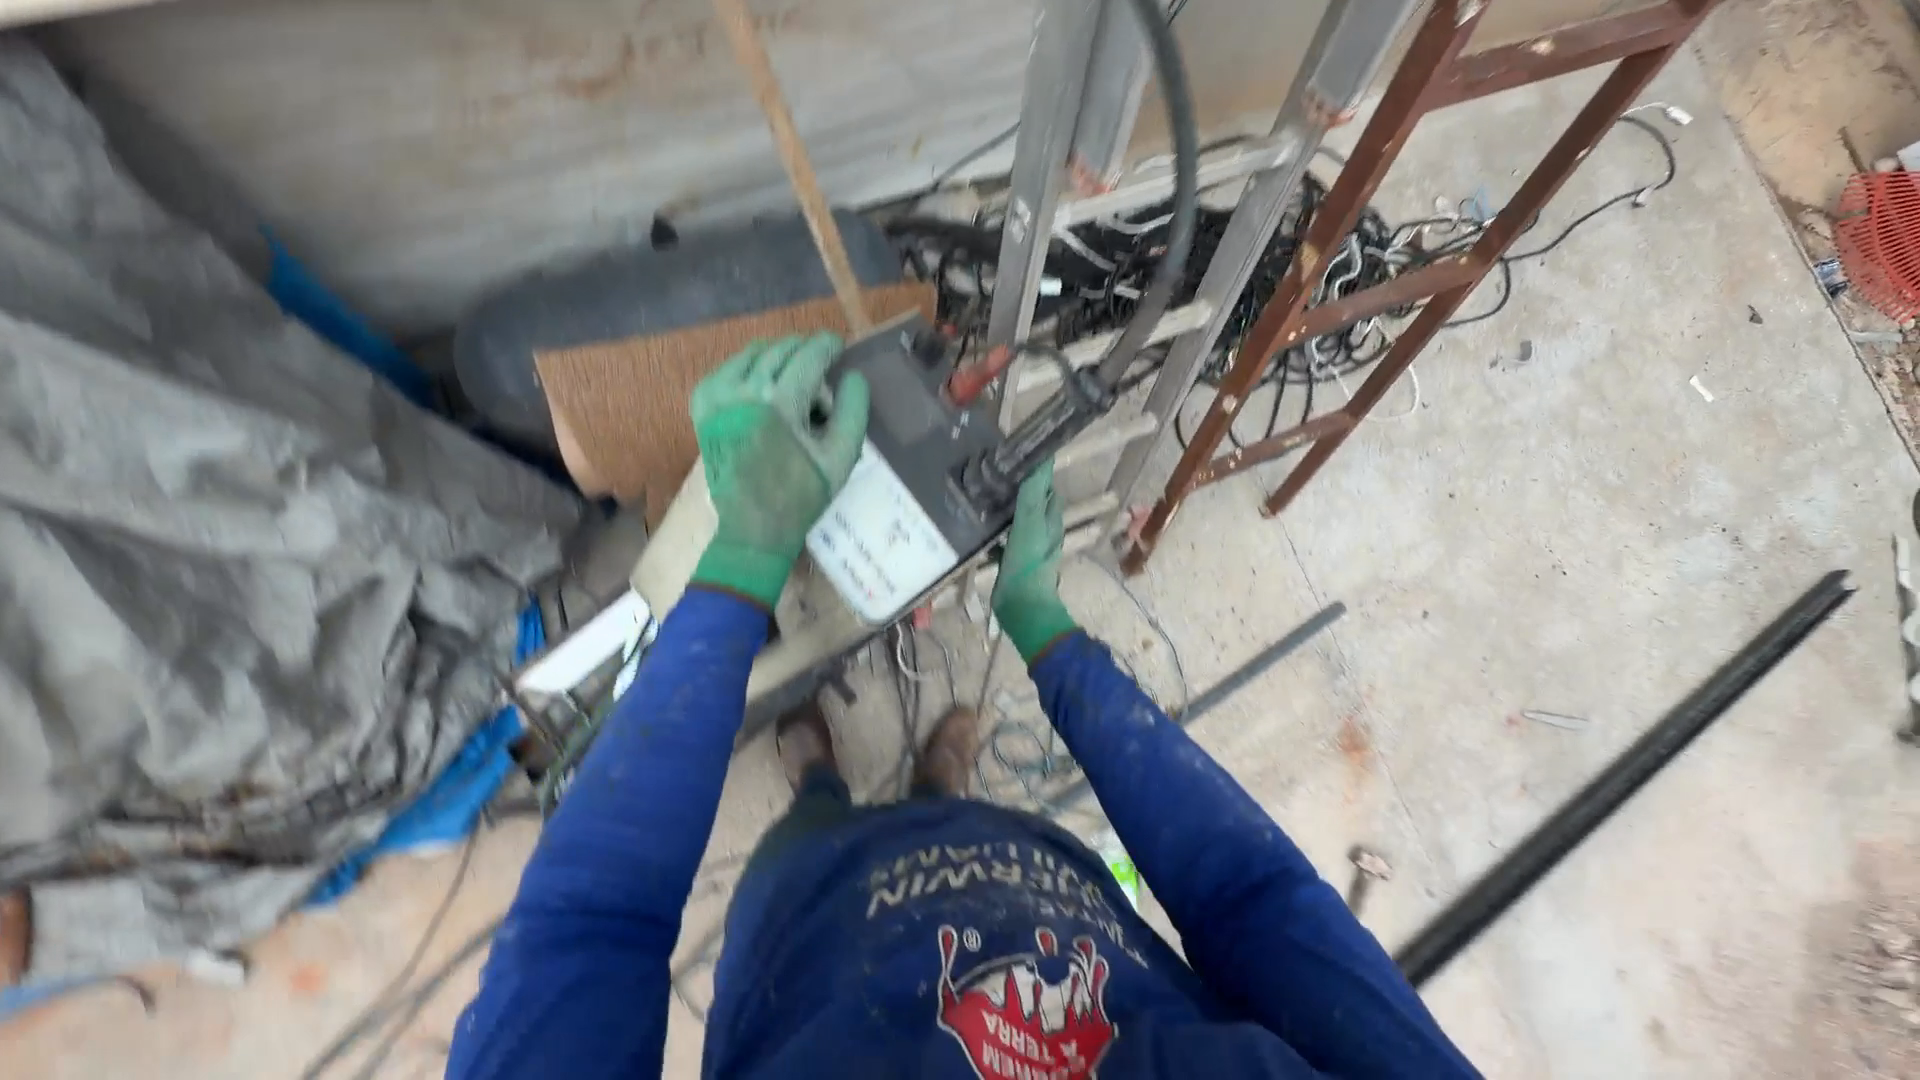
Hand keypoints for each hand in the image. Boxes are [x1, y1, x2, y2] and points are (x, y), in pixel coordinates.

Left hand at [689, 334, 869, 607]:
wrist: (754, 527)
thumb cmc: (802, 495)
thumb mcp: (842, 457)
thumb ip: (853, 410)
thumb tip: (853, 376)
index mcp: (778, 402)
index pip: (808, 354)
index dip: (828, 345)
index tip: (839, 346)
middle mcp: (742, 389)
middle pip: (782, 349)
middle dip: (806, 356)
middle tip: (820, 380)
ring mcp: (716, 395)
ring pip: (755, 353)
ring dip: (780, 360)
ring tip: (794, 387)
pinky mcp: (702, 404)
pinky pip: (730, 368)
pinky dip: (751, 370)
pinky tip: (765, 391)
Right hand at [990, 459, 1077, 661]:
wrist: (1024, 607)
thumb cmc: (1029, 562)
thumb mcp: (1030, 522)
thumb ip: (1033, 493)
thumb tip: (1041, 458)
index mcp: (1049, 517)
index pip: (1045, 485)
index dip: (1034, 468)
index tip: (1013, 453)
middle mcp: (1041, 529)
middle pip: (1030, 500)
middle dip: (1015, 485)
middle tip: (991, 470)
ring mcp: (1026, 545)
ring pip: (1015, 518)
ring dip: (1002, 507)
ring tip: (979, 492)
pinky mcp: (1011, 560)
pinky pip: (1002, 538)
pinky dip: (992, 530)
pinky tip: (976, 526)